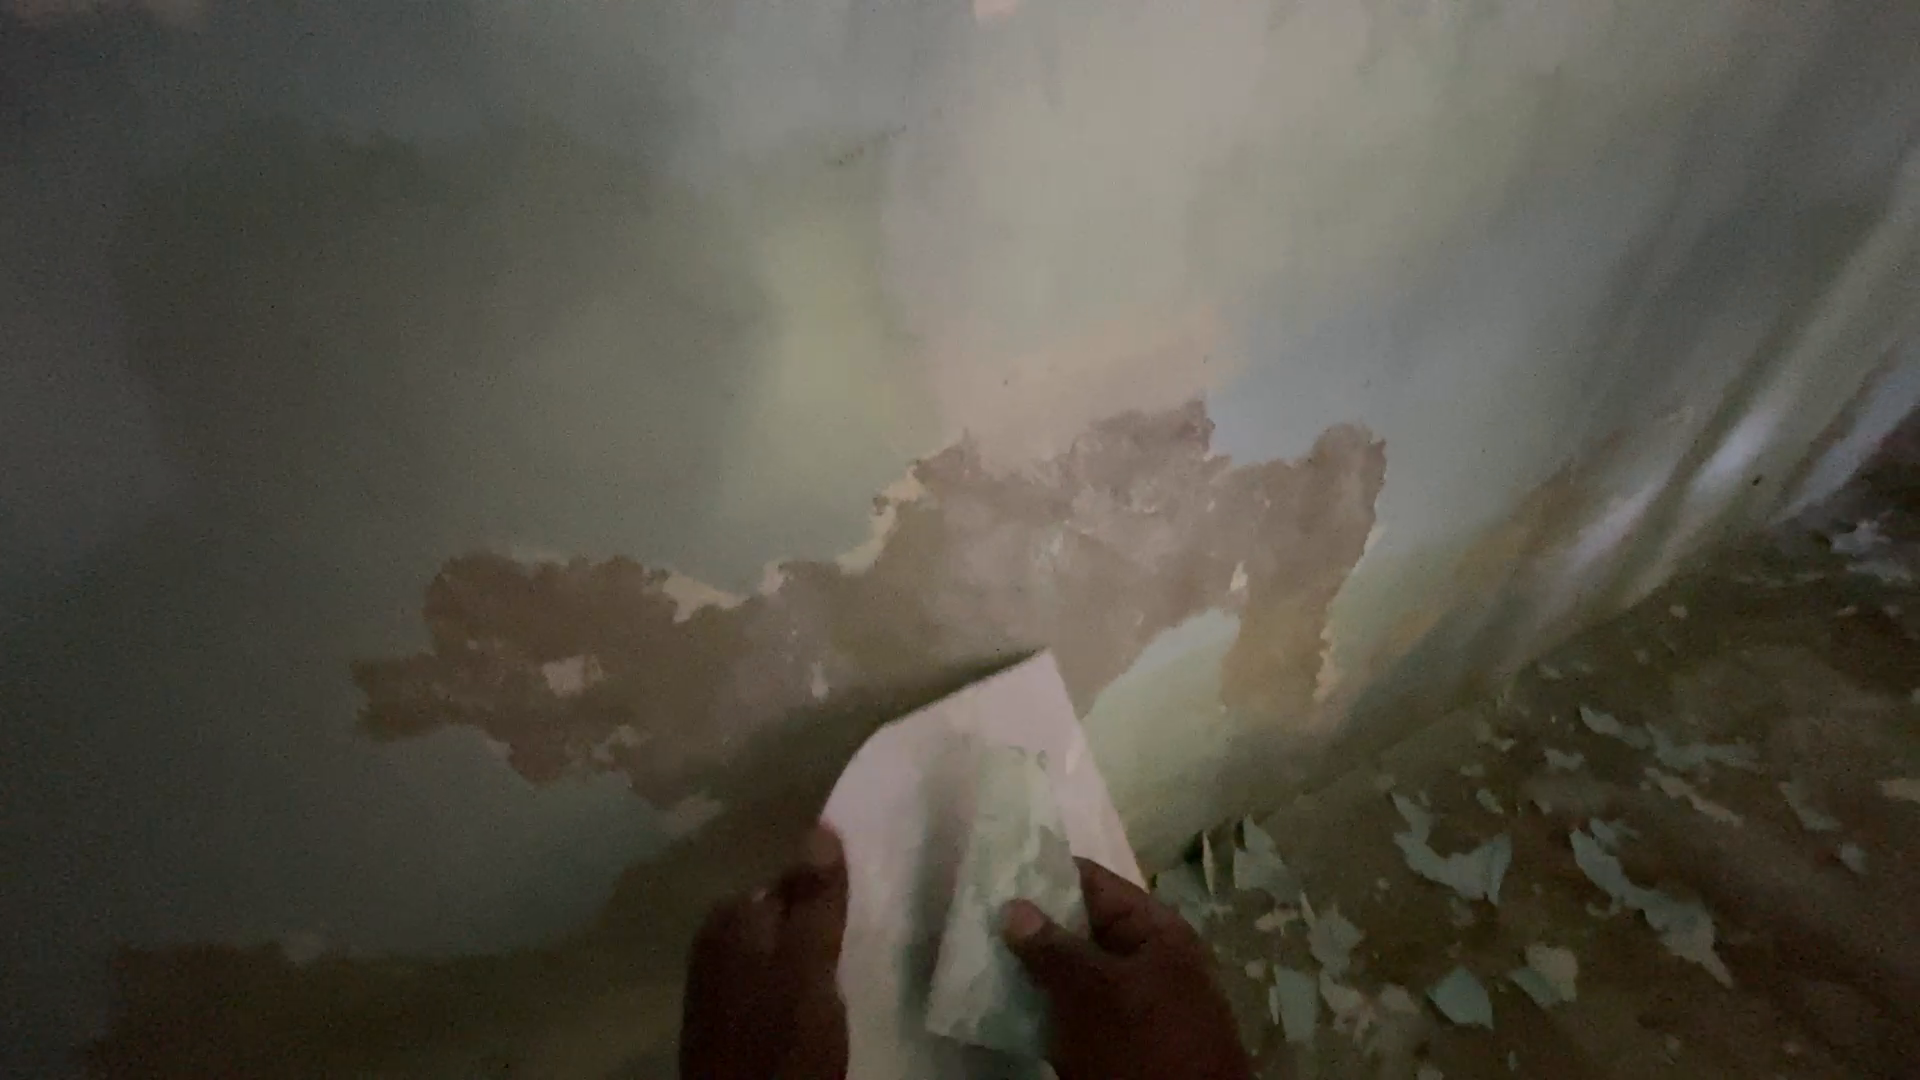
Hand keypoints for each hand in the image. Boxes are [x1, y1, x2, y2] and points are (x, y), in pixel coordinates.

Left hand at [680, 824, 849, 1079]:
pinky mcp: (727, 1022)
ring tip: (845, 972)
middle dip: (818, 920)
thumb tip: (820, 826)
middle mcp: (715, 941)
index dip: (828, 890)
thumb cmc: (779, 1041)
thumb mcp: (808, 964)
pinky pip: (771, 982)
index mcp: (730, 917)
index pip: (790, 878)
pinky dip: (795, 986)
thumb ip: (814, 898)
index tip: (864, 907)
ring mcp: (716, 984)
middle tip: (861, 938)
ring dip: (810, 955)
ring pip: (778, 948)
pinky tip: (817, 1005)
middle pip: (782, 912)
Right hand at [1003, 857, 1251, 1079]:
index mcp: (1155, 931)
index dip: (1045, 874)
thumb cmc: (1144, 1050)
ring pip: (1072, 970)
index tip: (997, 872)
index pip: (1093, 883)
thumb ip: (1051, 947)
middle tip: (979, 917)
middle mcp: (1146, 959)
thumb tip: (1013, 906)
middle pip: (1080, 926)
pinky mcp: (1117, 1042)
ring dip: (1032, 967)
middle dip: (1031, 924)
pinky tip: (1001, 1000)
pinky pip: (1072, 1010)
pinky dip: (1042, 1005)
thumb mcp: (1094, 993)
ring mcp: (1132, 1003)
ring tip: (980, 955)